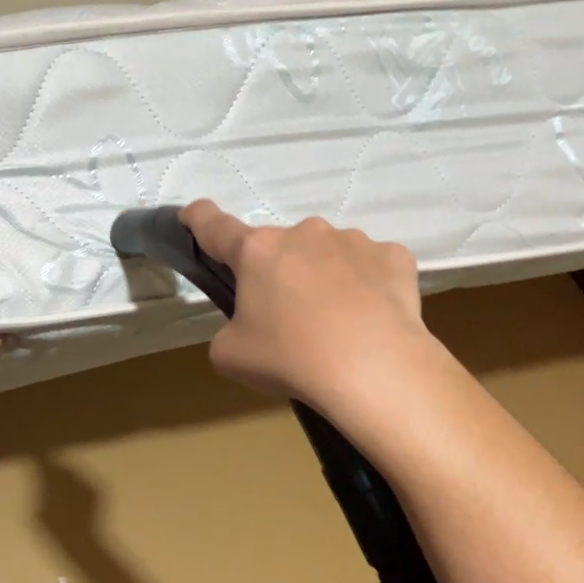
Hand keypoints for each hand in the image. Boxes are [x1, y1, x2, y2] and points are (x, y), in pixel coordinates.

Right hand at [180, 201, 434, 411]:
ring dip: (319, 279)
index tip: (191, 214)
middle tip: (281, 318)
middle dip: (274, 274)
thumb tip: (252, 325)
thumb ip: (229, 329)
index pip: (215, 226)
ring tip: (330, 324)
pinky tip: (365, 319)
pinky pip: (367, 268)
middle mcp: (304, 234)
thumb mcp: (229, 355)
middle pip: (277, 249)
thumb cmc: (287, 358)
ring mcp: (353, 240)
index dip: (198, 219)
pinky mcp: (393, 256)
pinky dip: (361, 288)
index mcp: (256, 252)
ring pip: (325, 256)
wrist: (372, 368)